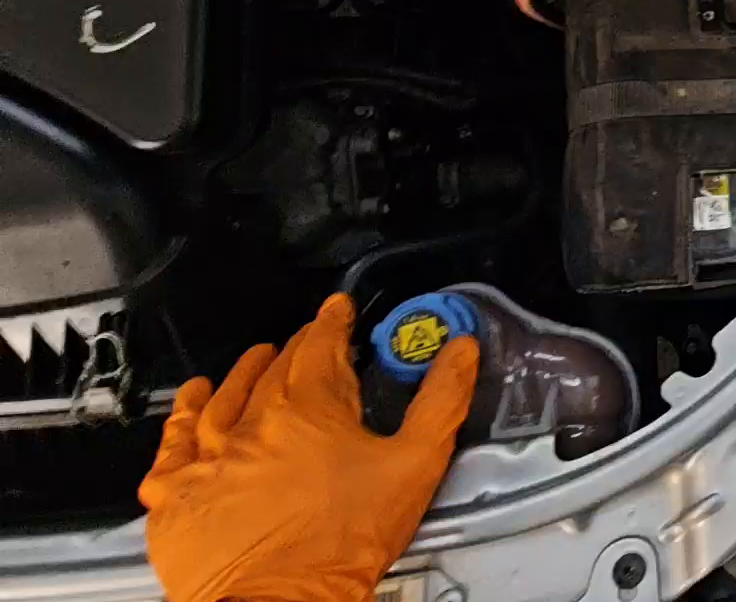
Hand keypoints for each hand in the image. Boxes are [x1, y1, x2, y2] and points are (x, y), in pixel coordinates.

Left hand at [141, 293, 479, 601]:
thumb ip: (443, 396)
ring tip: (256, 358)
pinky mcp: (173, 500)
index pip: (320, 346)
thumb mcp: (419, 459)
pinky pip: (170, 448)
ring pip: (221, 399)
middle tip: (313, 335)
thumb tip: (461, 347)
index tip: (337, 307)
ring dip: (242, 373)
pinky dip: (181, 420)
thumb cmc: (351, 532)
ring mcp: (205, 462)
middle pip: (274, 369)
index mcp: (311, 407)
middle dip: (297, 346)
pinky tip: (191, 405)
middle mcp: (252, 423)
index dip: (332, 321)